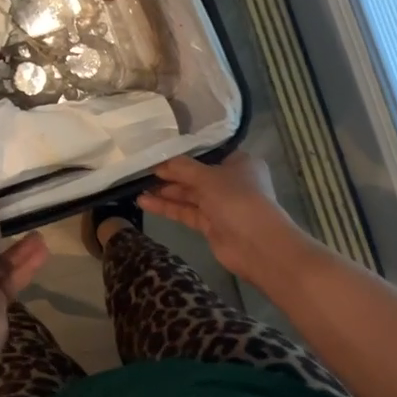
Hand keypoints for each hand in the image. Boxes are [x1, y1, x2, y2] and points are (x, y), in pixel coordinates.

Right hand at [137, 151, 318, 286]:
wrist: (260, 248)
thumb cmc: (238, 200)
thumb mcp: (207, 176)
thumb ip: (182, 167)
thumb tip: (159, 161)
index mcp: (239, 163)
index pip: (206, 152)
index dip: (182, 152)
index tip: (157, 149)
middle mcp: (230, 182)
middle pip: (195, 174)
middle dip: (169, 173)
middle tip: (141, 167)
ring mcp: (221, 205)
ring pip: (188, 194)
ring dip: (165, 190)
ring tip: (136, 184)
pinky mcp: (211, 225)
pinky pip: (186, 212)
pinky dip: (167, 207)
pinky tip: (144, 202)